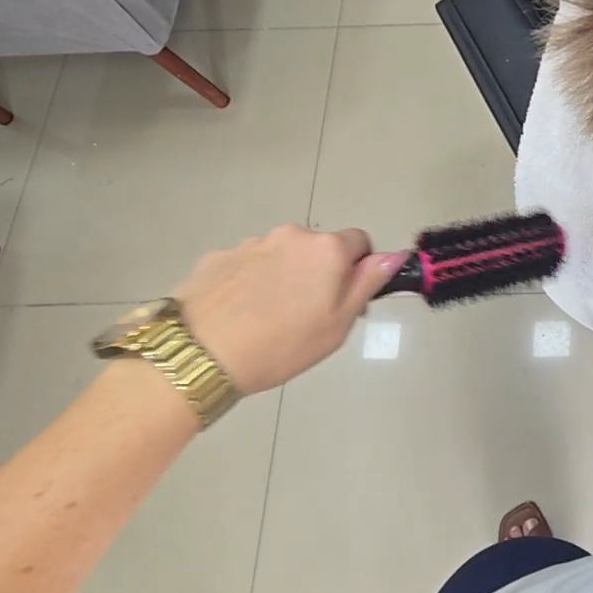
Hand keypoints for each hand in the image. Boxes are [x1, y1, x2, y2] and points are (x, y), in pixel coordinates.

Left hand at [175, 225, 403, 394]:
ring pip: (280, 255)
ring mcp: (251, 244)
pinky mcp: (217, 257)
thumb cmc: (280, 345)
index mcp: (327, 249)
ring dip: (281, 276)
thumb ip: (367, 284)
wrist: (196, 356)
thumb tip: (395, 254)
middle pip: (318, 248)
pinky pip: (245, 265)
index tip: (343, 299)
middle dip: (317, 272)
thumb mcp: (337, 325)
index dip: (357, 269)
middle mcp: (291, 236)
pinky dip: (247, 282)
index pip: (360, 242)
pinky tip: (235, 314)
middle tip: (305, 315)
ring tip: (264, 318)